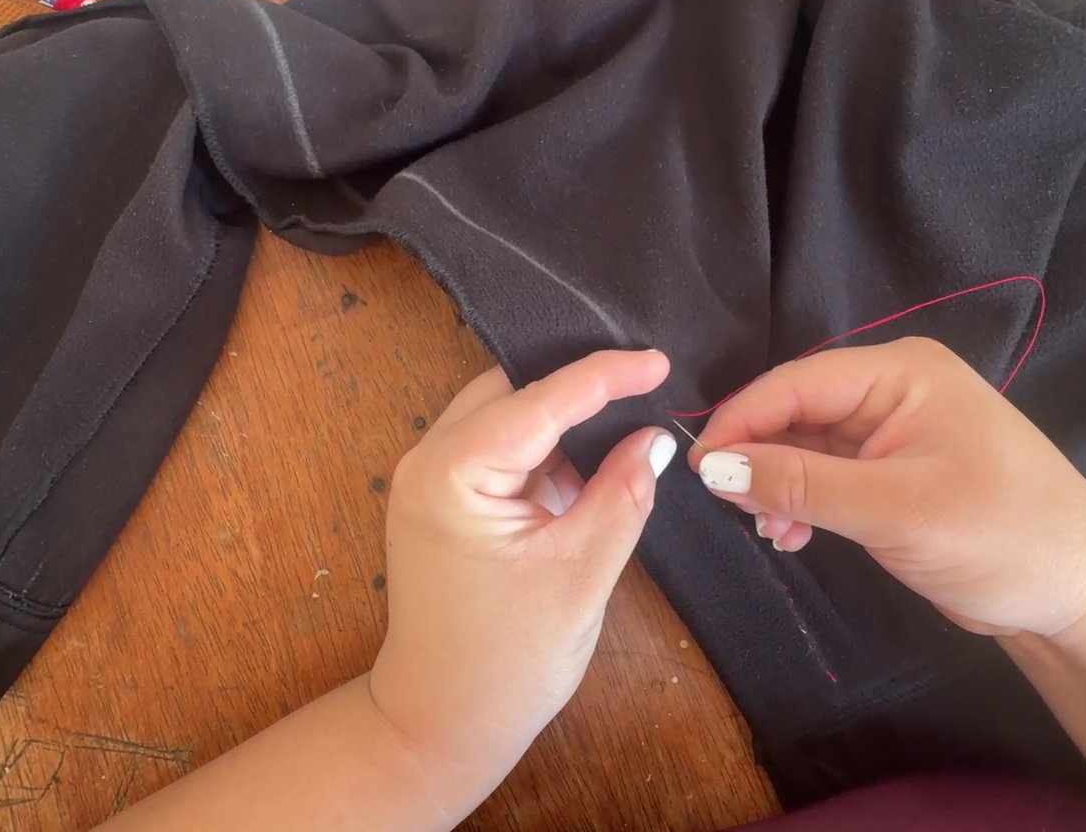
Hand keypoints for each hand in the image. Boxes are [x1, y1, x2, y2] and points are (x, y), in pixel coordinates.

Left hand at [369, 349, 675, 781]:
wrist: (439, 724)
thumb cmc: (506, 661)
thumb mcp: (579, 574)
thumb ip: (620, 494)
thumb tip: (654, 437)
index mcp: (451, 473)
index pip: (537, 402)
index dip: (602, 376)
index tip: (656, 361)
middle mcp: (428, 459)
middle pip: (511, 393)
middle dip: (577, 389)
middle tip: (643, 385)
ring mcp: (431, 476)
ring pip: (506, 415)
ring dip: (561, 420)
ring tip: (624, 419)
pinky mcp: (445, 495)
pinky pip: (500, 448)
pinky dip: (544, 449)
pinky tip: (586, 458)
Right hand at [689, 337, 1085, 665]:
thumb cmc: (1005, 540)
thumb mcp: (896, 511)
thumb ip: (799, 483)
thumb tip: (711, 467)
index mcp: (899, 373)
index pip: (795, 384)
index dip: (740, 421)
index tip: (699, 466)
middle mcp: (889, 389)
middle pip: (794, 412)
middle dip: (759, 459)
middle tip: (735, 507)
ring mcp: (887, 429)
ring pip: (801, 445)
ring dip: (775, 485)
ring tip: (769, 529)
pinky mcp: (886, 468)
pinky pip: (821, 473)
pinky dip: (798, 501)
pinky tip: (790, 534)